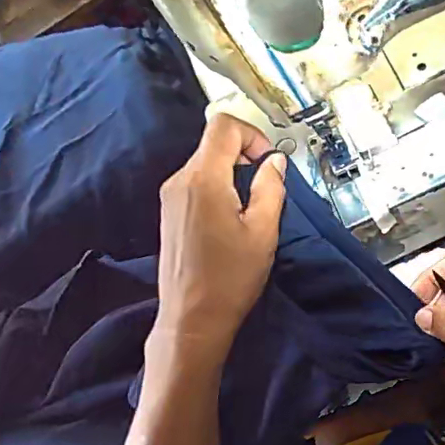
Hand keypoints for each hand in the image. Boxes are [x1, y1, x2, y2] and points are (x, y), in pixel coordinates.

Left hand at [154, 113, 287, 363]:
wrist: (193, 317)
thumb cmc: (229, 279)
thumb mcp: (263, 231)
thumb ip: (271, 187)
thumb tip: (274, 162)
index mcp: (203, 180)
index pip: (224, 126)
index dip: (252, 134)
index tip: (268, 160)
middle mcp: (180, 182)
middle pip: (214, 144)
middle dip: (244, 156)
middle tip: (266, 186)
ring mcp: (171, 198)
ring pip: (206, 164)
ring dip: (232, 174)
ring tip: (251, 210)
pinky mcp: (170, 214)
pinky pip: (196, 185)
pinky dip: (218, 189)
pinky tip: (232, 221)